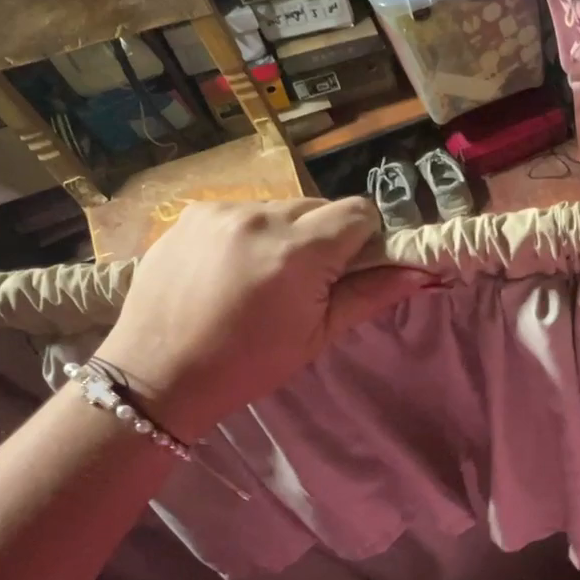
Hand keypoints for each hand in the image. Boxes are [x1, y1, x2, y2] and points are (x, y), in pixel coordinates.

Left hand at [95, 198, 429, 437]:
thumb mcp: (319, 336)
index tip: (354, 270)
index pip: (359, 212)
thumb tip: (421, 273)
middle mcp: (259, 216)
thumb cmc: (250, 364)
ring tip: (268, 278)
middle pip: (321, 206)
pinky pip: (244, 212)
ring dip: (290, 233)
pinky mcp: (191, 213)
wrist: (157, 373)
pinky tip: (235, 270)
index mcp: (297, 251)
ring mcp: (220, 210)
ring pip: (282, 207)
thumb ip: (370, 295)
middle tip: (312, 282)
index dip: (367, 239)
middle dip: (328, 236)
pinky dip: (253, 234)